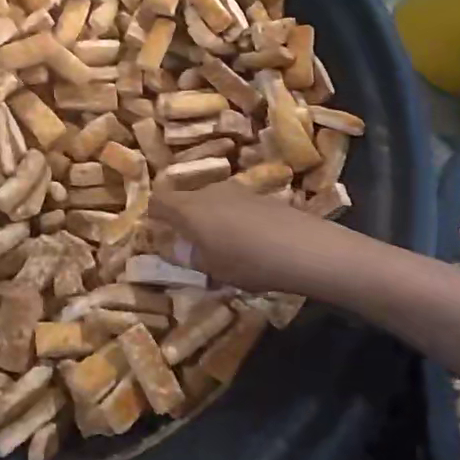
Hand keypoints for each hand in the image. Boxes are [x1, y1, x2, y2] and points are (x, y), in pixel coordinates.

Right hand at [150, 183, 371, 296]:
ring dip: (210, 220)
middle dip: (184, 219)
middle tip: (189, 245)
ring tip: (221, 247)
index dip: (153, 215)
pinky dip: (233, 220)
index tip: (156, 233)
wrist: (307, 249)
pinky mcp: (262, 197)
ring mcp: (238, 191)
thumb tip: (172, 247)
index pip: (158, 200)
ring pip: (212, 202)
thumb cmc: (248, 261)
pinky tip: (249, 243)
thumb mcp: (211, 268)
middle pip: (186, 199)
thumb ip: (187, 256)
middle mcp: (210, 192)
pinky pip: (235, 206)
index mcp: (190, 208)